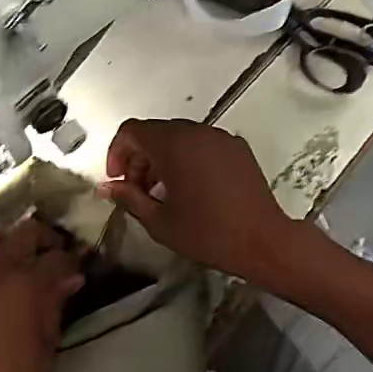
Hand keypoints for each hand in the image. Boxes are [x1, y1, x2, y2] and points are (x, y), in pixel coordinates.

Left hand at [0, 218, 85, 371]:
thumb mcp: (44, 354)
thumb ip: (54, 309)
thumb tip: (67, 280)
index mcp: (25, 286)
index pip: (59, 258)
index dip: (73, 262)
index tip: (78, 270)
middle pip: (24, 234)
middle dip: (45, 240)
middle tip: (52, 257)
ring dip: (1, 238)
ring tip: (8, 257)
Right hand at [98, 119, 305, 282]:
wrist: (263, 240)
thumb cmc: (209, 234)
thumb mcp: (159, 222)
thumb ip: (129, 198)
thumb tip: (109, 186)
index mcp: (175, 144)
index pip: (133, 130)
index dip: (117, 152)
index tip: (118, 179)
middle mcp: (198, 132)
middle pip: (156, 131)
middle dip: (139, 157)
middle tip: (136, 189)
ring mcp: (221, 138)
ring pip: (180, 136)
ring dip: (163, 157)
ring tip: (161, 193)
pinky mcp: (238, 148)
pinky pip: (202, 144)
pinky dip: (187, 158)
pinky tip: (189, 189)